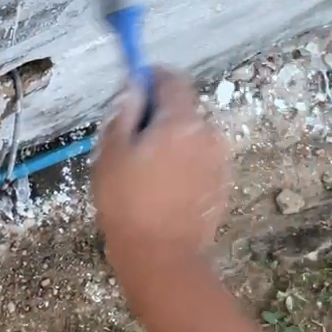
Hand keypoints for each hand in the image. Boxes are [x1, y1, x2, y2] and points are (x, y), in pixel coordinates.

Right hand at [90, 69, 230, 284]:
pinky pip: (197, 157)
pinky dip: (179, 159)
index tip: (129, 89)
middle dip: (156, 113)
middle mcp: (209, 135)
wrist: (160, 253)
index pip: (173, 80)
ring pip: (189, 134)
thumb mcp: (111, 149)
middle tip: (125, 137)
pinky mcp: (221, 183)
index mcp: (182, 122)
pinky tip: (158, 183)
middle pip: (182, 107)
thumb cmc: (126, 198)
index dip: (150, 77)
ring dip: (167, 138)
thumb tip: (134, 85)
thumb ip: (124, 110)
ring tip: (139, 165)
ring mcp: (219, 161)